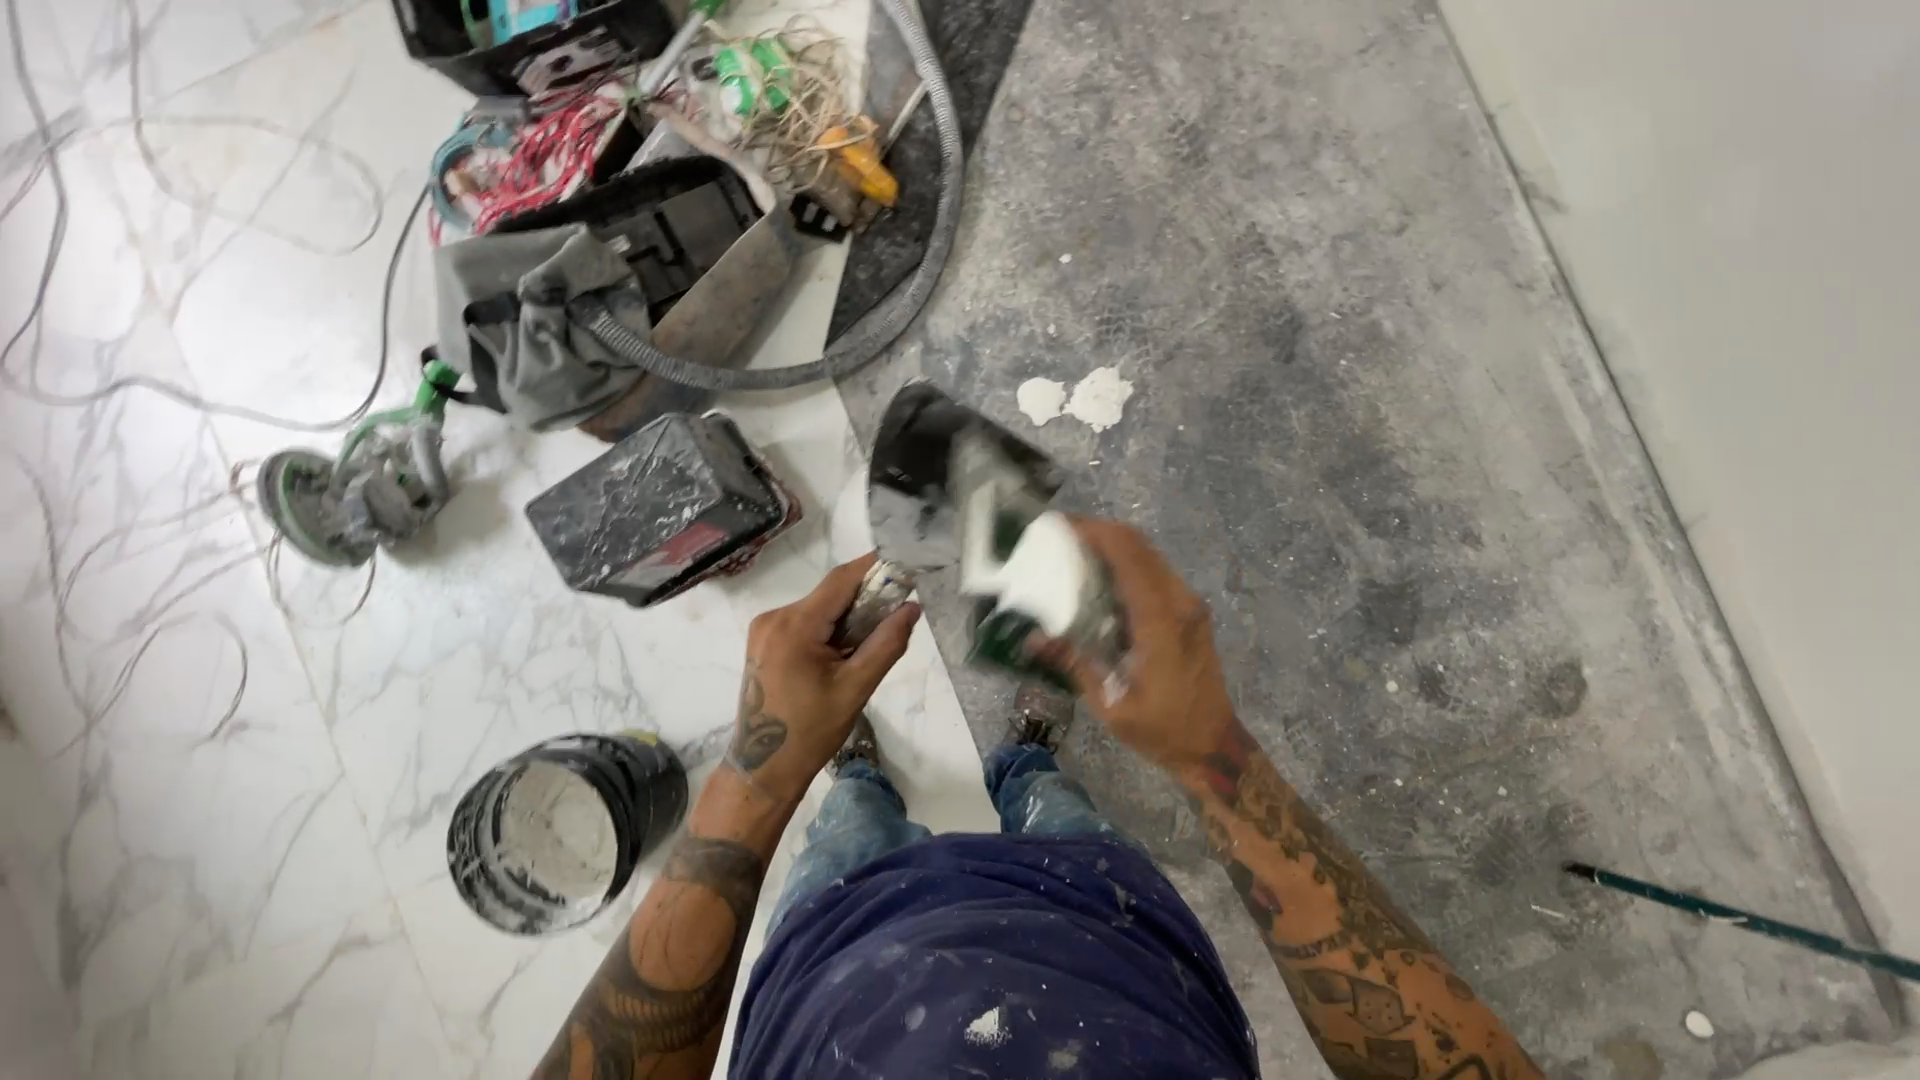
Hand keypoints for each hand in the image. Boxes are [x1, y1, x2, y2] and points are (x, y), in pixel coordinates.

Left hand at [727, 553, 921, 804]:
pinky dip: (829, 628)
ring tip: (870, 643)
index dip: (874, 568)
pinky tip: (843, 652)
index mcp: (794, 626)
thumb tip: (911, 608)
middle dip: (865, 599)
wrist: (764, 766)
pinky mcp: (764, 640)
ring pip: (819, 607)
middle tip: (896, 616)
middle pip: (830, 593)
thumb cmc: (812, 731)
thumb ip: (886, 643)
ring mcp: (765, 628)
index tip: (905, 568)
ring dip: (847, 616)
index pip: (841, 580)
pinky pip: (805, 621)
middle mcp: (774, 617)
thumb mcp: (856, 687)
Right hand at [1048, 519, 1236, 771]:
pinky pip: (1155, 573)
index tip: (1059, 527)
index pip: (1128, 555)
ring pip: (1149, 555)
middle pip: (1139, 545)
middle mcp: (1179, 602)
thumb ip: (1075, 665)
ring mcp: (1189, 605)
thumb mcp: (1111, 706)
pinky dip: (1125, 565)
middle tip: (1057, 538)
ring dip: (1112, 547)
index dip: (1094, 532)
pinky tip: (1097, 582)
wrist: (1213, 745)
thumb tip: (1033, 638)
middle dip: (1098, 533)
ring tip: (1071, 555)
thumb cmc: (1163, 730)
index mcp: (1160, 621)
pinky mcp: (1189, 612)